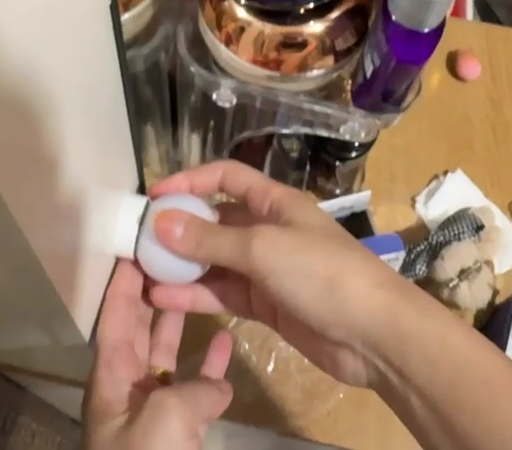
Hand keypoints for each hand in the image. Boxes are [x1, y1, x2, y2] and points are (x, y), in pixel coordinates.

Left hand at [83, 259, 233, 449]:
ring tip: (196, 286)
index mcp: (111, 379)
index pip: (113, 318)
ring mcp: (154, 411)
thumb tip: (219, 386)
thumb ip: (195, 386)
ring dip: (179, 322)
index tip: (136, 248)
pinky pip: (195, 388)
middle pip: (137, 330)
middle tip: (171, 255)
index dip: (122, 284)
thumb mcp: (166, 415)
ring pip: (165, 355)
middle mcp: (129, 389)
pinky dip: (210, 364)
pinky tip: (226, 340)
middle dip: (151, 293)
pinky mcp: (179, 433)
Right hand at [145, 161, 430, 388]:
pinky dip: (196, 294)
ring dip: (182, 264)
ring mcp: (267, 269)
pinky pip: (224, 293)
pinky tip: (165, 297)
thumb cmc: (322, 273)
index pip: (227, 177)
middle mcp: (269, 229)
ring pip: (216, 260)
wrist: (373, 334)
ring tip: (142, 272)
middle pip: (217, 220)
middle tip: (139, 240)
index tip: (155, 195)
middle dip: (180, 228)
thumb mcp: (263, 249)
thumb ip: (211, 238)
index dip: (191, 180)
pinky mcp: (266, 306)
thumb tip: (161, 221)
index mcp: (275, 202)